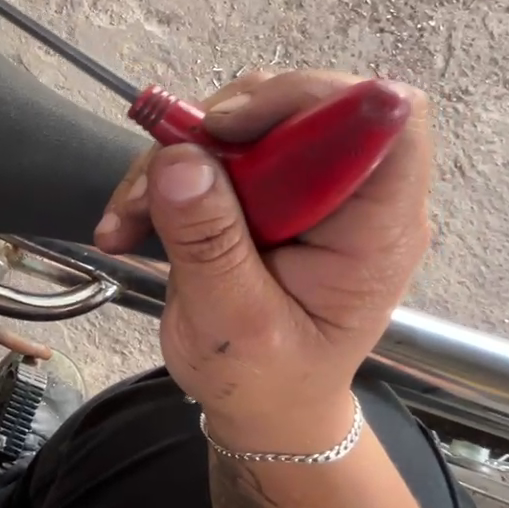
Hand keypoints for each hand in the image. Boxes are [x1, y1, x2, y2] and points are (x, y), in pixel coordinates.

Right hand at [94, 71, 433, 452]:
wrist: (259, 404)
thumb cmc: (265, 378)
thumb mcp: (233, 320)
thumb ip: (208, 242)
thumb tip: (181, 159)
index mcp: (372, 229)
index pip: (382, 120)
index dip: (307, 103)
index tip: (225, 131)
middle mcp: (342, 196)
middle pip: (290, 109)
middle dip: (208, 136)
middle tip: (156, 183)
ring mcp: (295, 192)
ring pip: (232, 128)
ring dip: (165, 164)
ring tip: (126, 220)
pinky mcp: (252, 196)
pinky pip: (200, 157)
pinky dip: (153, 182)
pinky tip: (126, 225)